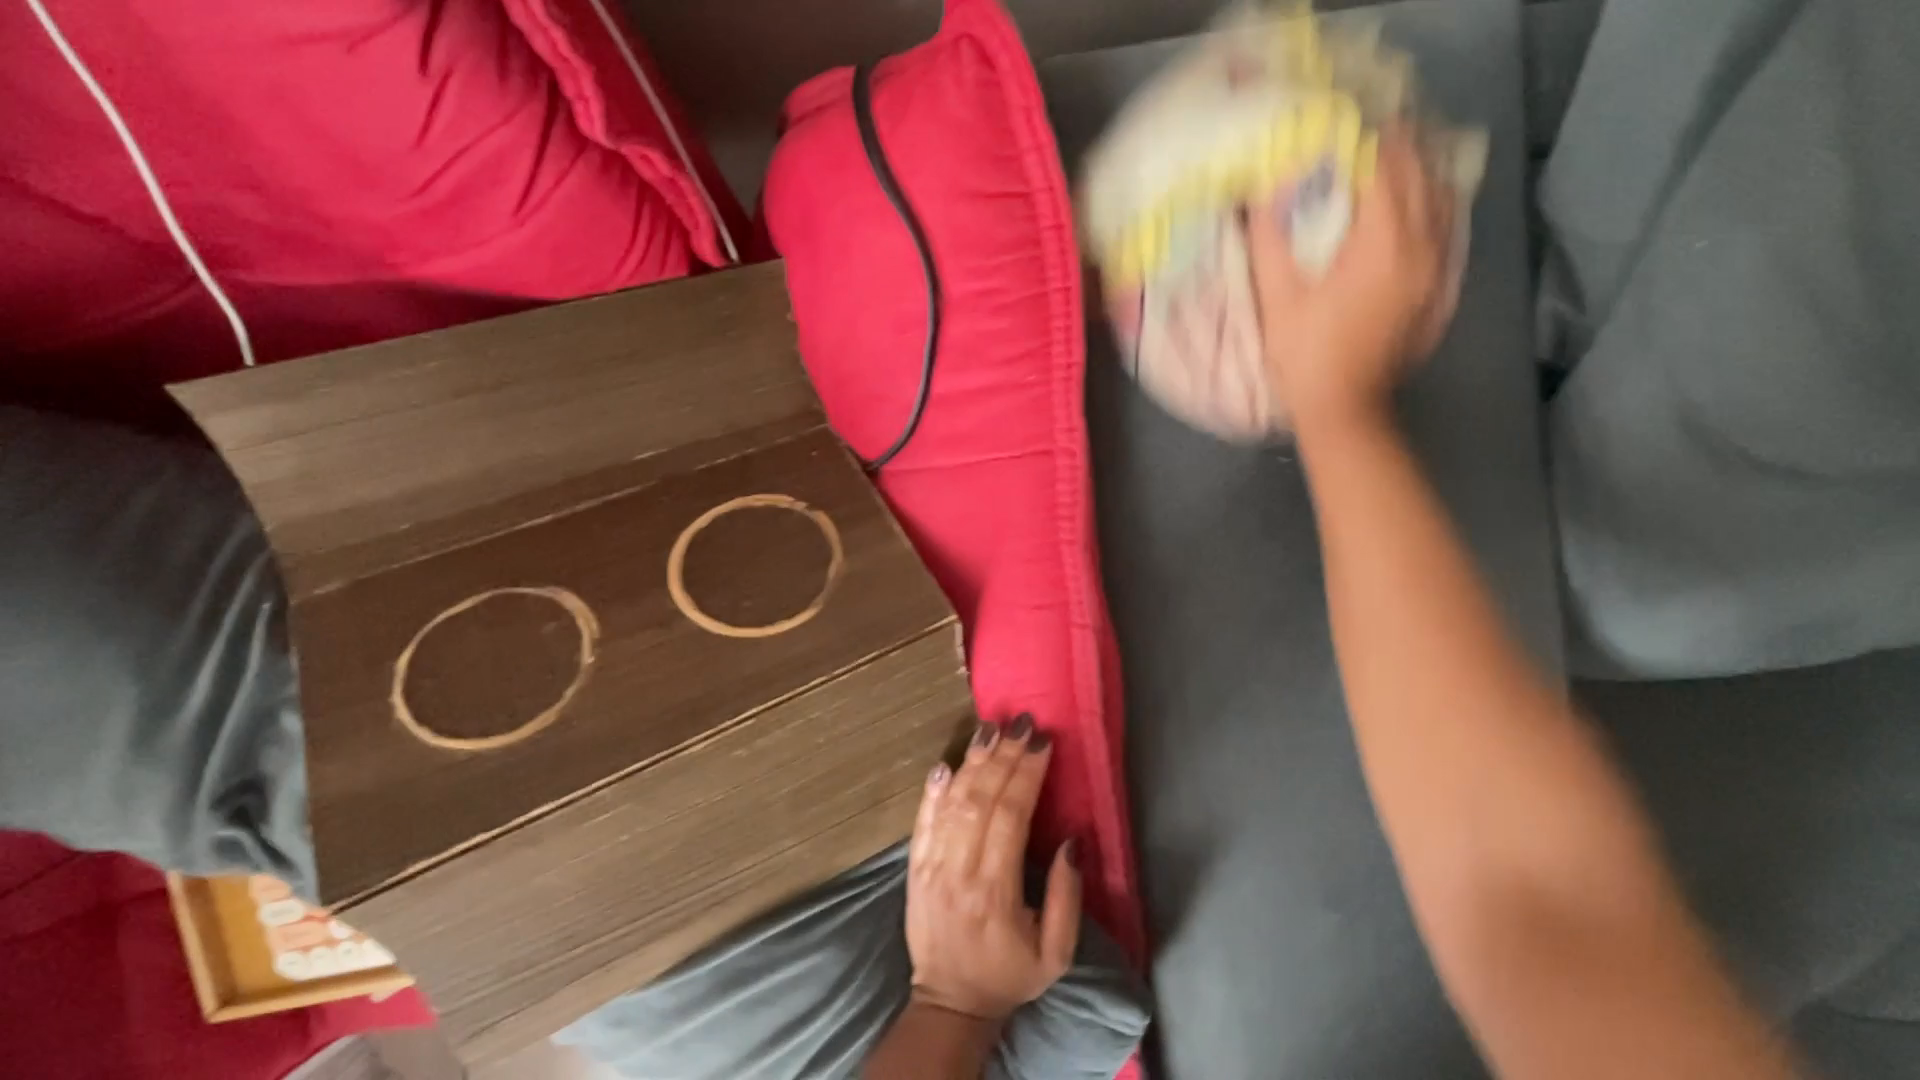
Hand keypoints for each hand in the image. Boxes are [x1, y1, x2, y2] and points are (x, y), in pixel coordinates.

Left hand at [905, 715, 1080, 1021]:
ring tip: (991, 728)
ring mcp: (930, 867)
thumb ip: (1065, 896)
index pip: (1010, 815)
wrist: (949, 1003)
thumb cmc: (1009, 976)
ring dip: (972, 761)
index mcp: (995, 891)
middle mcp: (958, 871)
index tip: (1043, 742)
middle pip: (980, 799)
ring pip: (950, 802)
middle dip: (1004, 755)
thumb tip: (1070, 840)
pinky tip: (946, 762)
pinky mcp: (914, 868)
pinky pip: (921, 820)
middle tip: (1022, 722)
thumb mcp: (1056, 954)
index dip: (1027, 774)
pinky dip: (932, 789)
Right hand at [1247, 128, 1457, 427]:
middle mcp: (1422, 247)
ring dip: (1424, 172)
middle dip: (1402, 147)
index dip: (1369, 138)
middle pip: (1423, 176)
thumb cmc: (1305, 355)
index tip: (1350, 121)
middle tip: (1376, 129)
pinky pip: (1449, 231)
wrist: (1345, 409)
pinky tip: (1419, 205)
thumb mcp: (1277, 296)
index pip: (1387, 167)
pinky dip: (1436, 206)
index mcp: (1382, 243)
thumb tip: (1261, 192)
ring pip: (1445, 200)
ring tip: (1401, 157)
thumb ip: (1270, 238)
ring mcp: (1438, 270)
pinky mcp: (1441, 290)